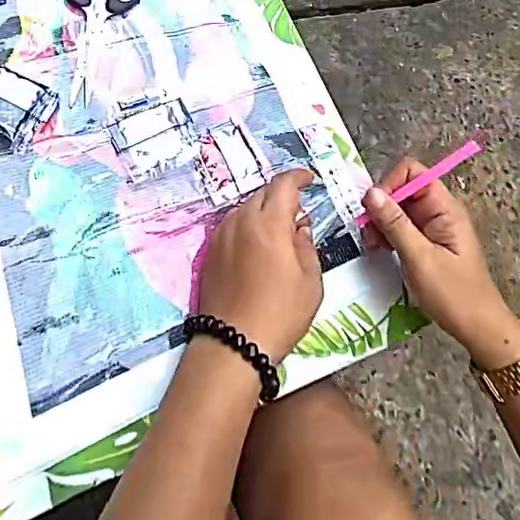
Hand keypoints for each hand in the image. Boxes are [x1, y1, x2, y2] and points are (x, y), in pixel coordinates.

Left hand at [197, 168, 323, 362]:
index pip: (283, 185)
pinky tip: (257, 249)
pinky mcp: (210, 251)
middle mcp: (241, 221)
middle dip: (281, 197)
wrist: (232, 342)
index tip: (308, 179)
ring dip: (263, 212)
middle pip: (263, 194)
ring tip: (278, 235)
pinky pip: (232, 226)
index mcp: (269, 223)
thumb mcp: (310, 281)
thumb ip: (306, 245)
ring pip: (245, 209)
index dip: (298, 177)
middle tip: (298, 215)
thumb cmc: (279, 313)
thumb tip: (299, 227)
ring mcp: (221, 235)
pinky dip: (247, 227)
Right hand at [361, 159, 519, 366]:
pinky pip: (399, 226)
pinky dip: (386, 234)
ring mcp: (432, 227)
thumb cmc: (454, 294)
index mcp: (445, 208)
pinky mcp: (425, 242)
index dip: (390, 184)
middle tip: (370, 233)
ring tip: (374, 245)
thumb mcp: (420, 258)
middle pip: (401, 190)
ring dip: (380, 222)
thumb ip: (394, 223)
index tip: (375, 210)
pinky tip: (381, 250)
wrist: (479, 330)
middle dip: (381, 206)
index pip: (412, 173)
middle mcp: (438, 211)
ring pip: (396, 208)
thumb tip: (370, 192)